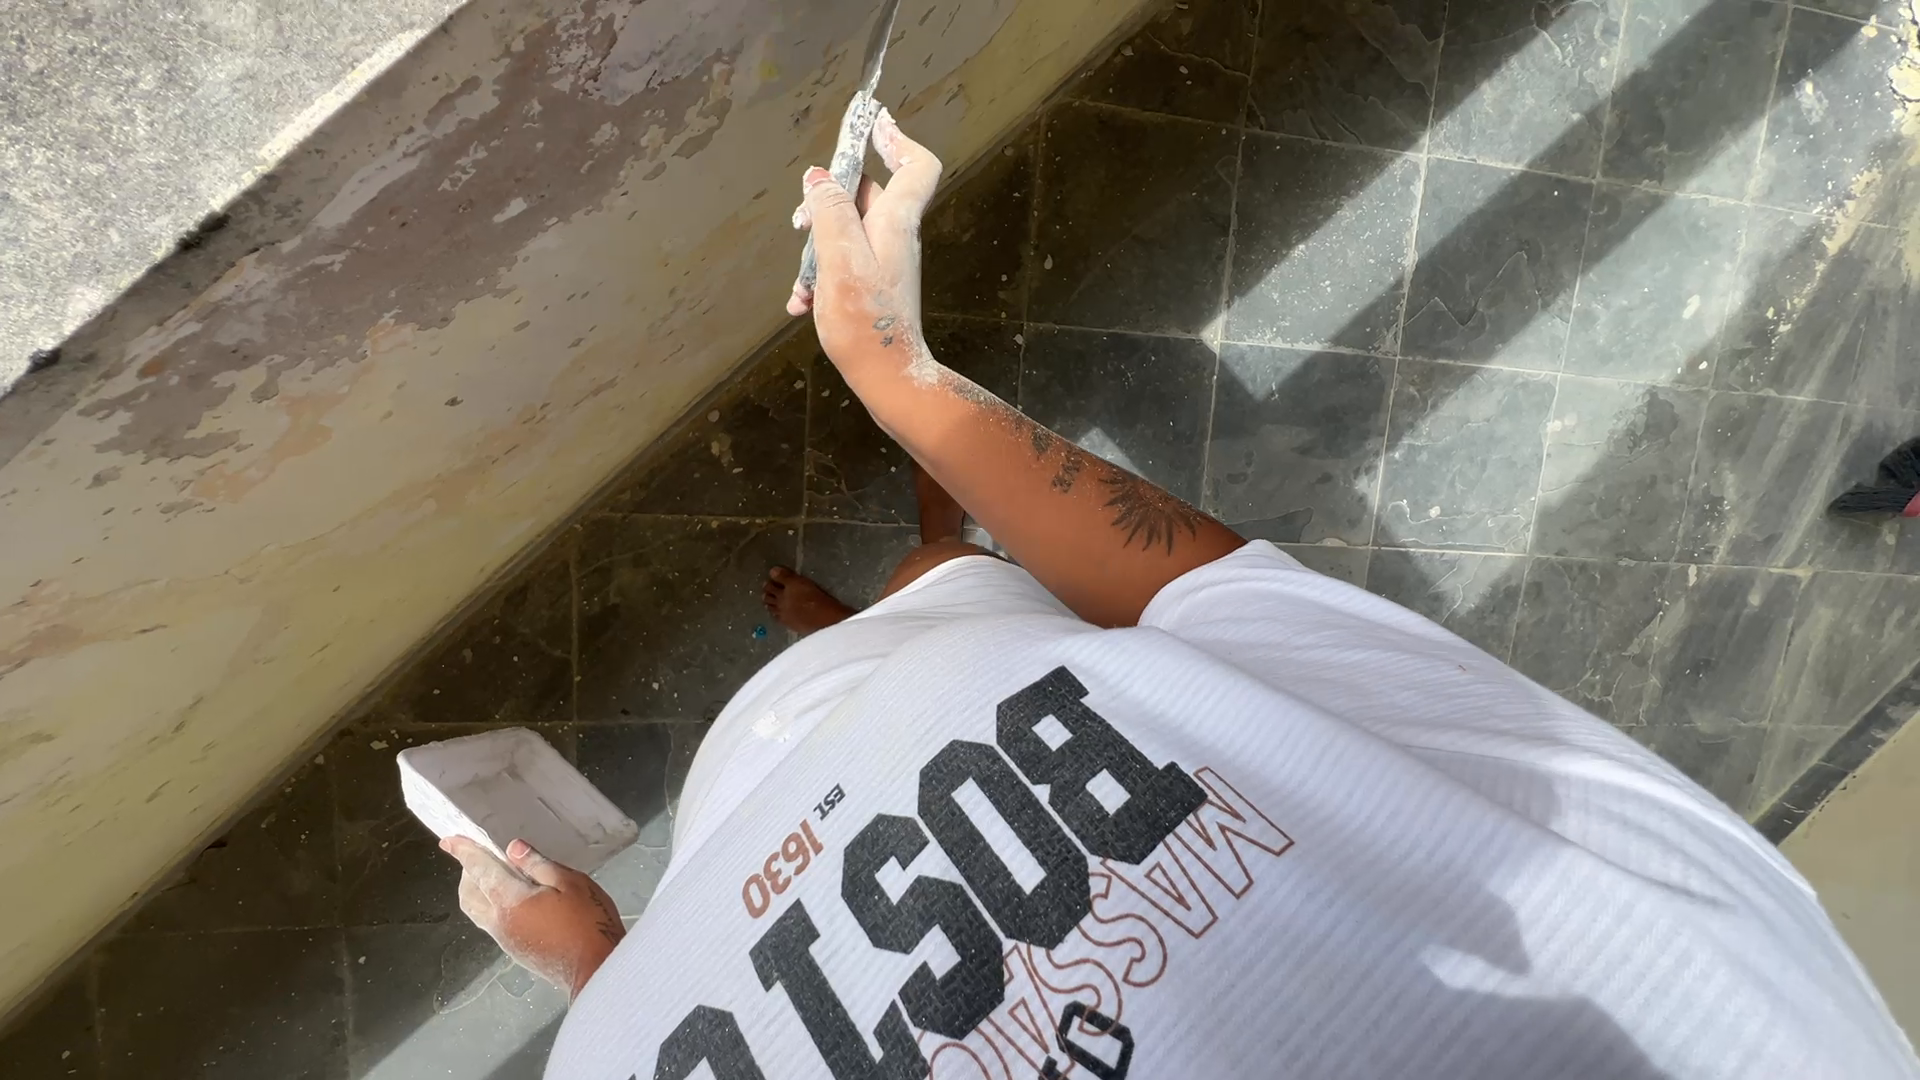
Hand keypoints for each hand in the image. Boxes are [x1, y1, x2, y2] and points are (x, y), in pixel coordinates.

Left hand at [440, 836, 623, 999]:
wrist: (593, 964)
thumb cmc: (587, 919)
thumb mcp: (571, 882)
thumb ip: (539, 865)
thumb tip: (513, 848)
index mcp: (511, 901)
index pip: (481, 871)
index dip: (465, 853)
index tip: (448, 840)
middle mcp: (498, 921)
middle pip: (469, 893)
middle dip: (467, 870)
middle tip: (476, 852)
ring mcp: (503, 937)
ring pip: (475, 909)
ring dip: (473, 887)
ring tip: (488, 871)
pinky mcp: (512, 946)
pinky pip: (487, 918)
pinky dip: (486, 900)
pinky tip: (508, 894)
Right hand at [786, 109, 943, 370]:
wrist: (888, 381)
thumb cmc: (865, 323)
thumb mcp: (839, 260)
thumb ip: (829, 212)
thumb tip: (819, 177)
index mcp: (895, 224)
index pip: (917, 167)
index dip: (896, 140)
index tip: (872, 126)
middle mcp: (895, 240)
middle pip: (864, 198)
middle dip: (826, 205)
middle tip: (800, 227)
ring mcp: (885, 267)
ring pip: (845, 236)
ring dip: (815, 254)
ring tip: (802, 286)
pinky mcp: (875, 292)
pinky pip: (843, 269)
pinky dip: (820, 281)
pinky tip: (802, 305)